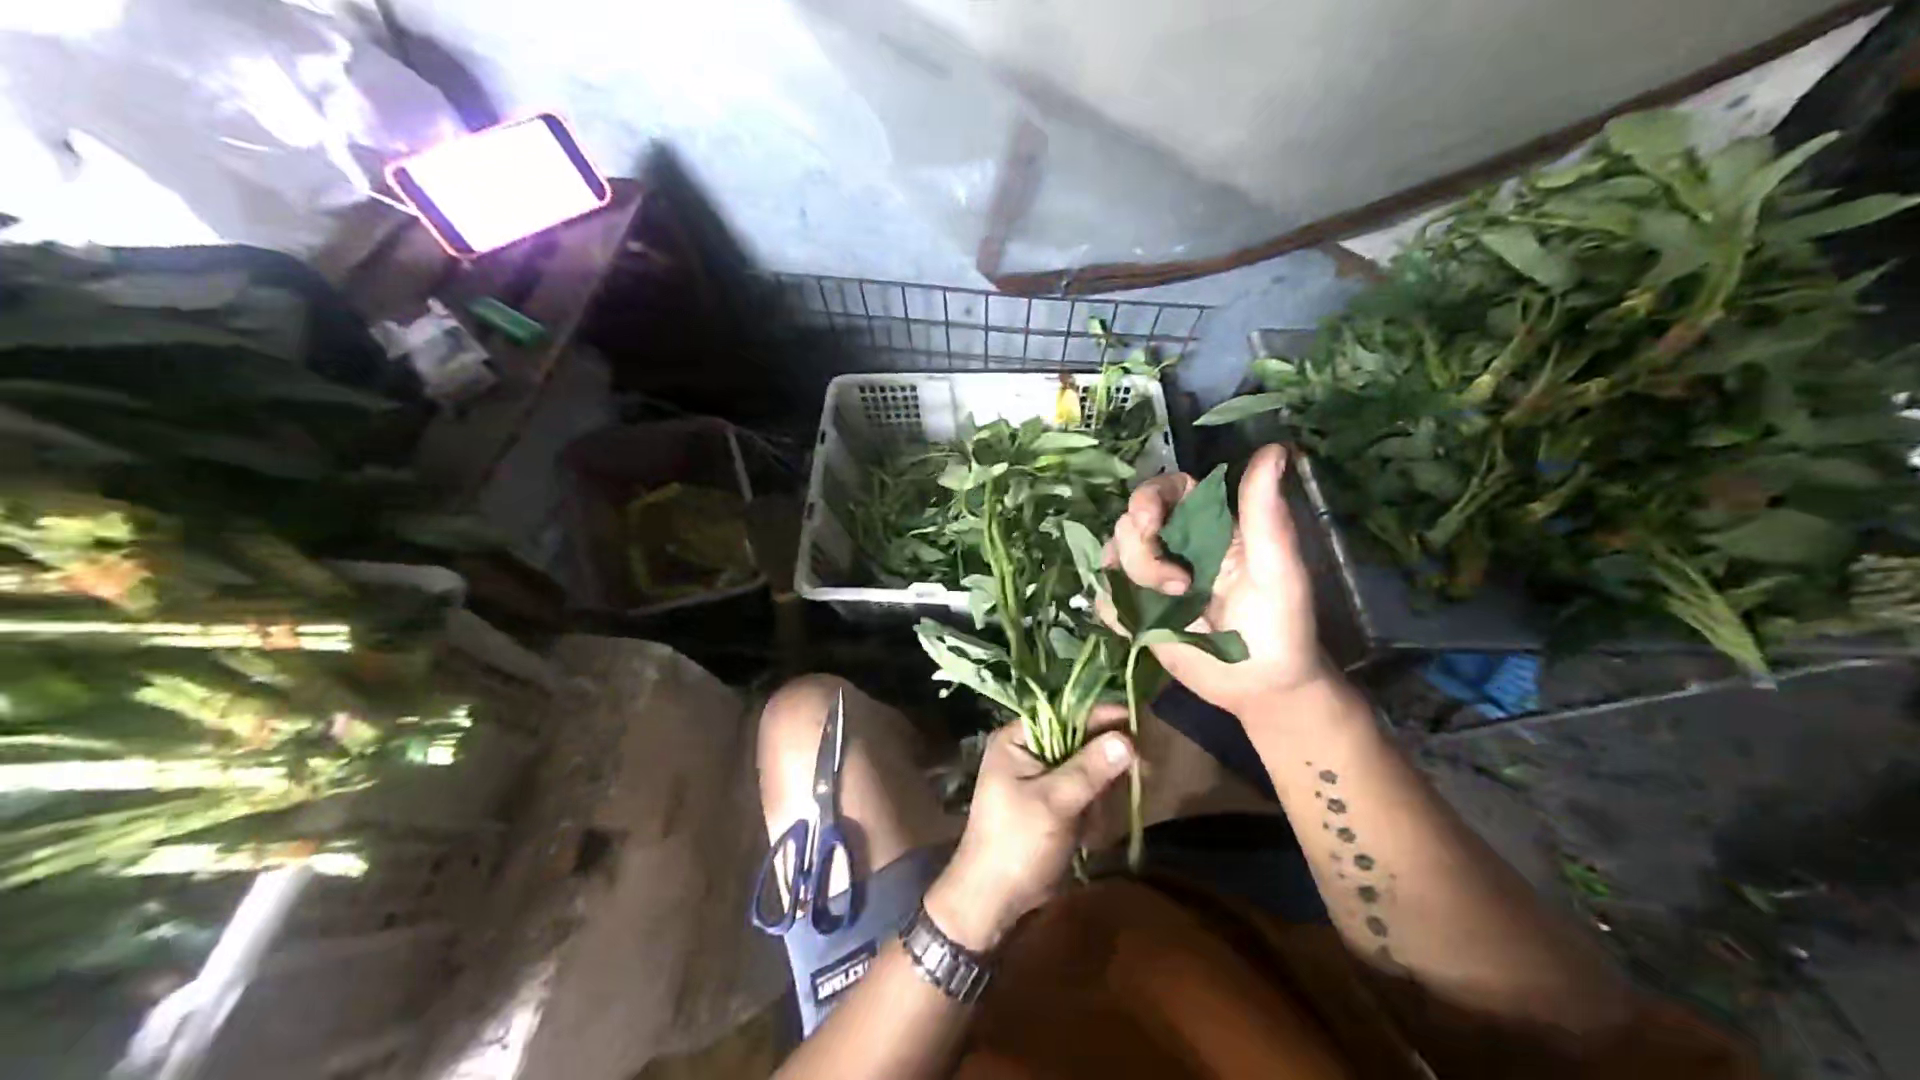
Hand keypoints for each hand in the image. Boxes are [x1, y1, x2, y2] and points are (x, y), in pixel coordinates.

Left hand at [922, 714, 1132, 950]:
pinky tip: (1092, 831)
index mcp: (1017, 739)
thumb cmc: (1016, 843)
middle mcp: (1029, 751)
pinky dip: (1095, 806)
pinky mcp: (1054, 803)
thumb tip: (1127, 739)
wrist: (994, 899)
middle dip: (1107, 757)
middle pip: (1080, 738)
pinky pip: (1085, 791)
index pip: (1064, 713)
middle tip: (1142, 768)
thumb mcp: (1054, 802)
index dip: (1100, 715)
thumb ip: (1090, 769)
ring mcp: (1042, 778)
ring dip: (1102, 789)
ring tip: (1100, 816)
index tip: (1137, 720)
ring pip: (1088, 766)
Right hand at [1106, 444, 1333, 718]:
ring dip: (1128, 578)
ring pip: (1110, 556)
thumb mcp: (1278, 568)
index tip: (1148, 522)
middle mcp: (1173, 545)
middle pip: (1128, 523)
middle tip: (1176, 586)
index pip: (1164, 490)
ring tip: (1167, 609)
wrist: (1264, 687)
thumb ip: (1266, 512)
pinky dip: (1113, 609)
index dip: (1146, 498)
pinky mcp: (1135, 612)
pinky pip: (1103, 597)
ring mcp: (1149, 580)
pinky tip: (1141, 626)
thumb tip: (1274, 449)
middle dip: (1140, 551)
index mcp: (1206, 525)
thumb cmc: (1281, 624)